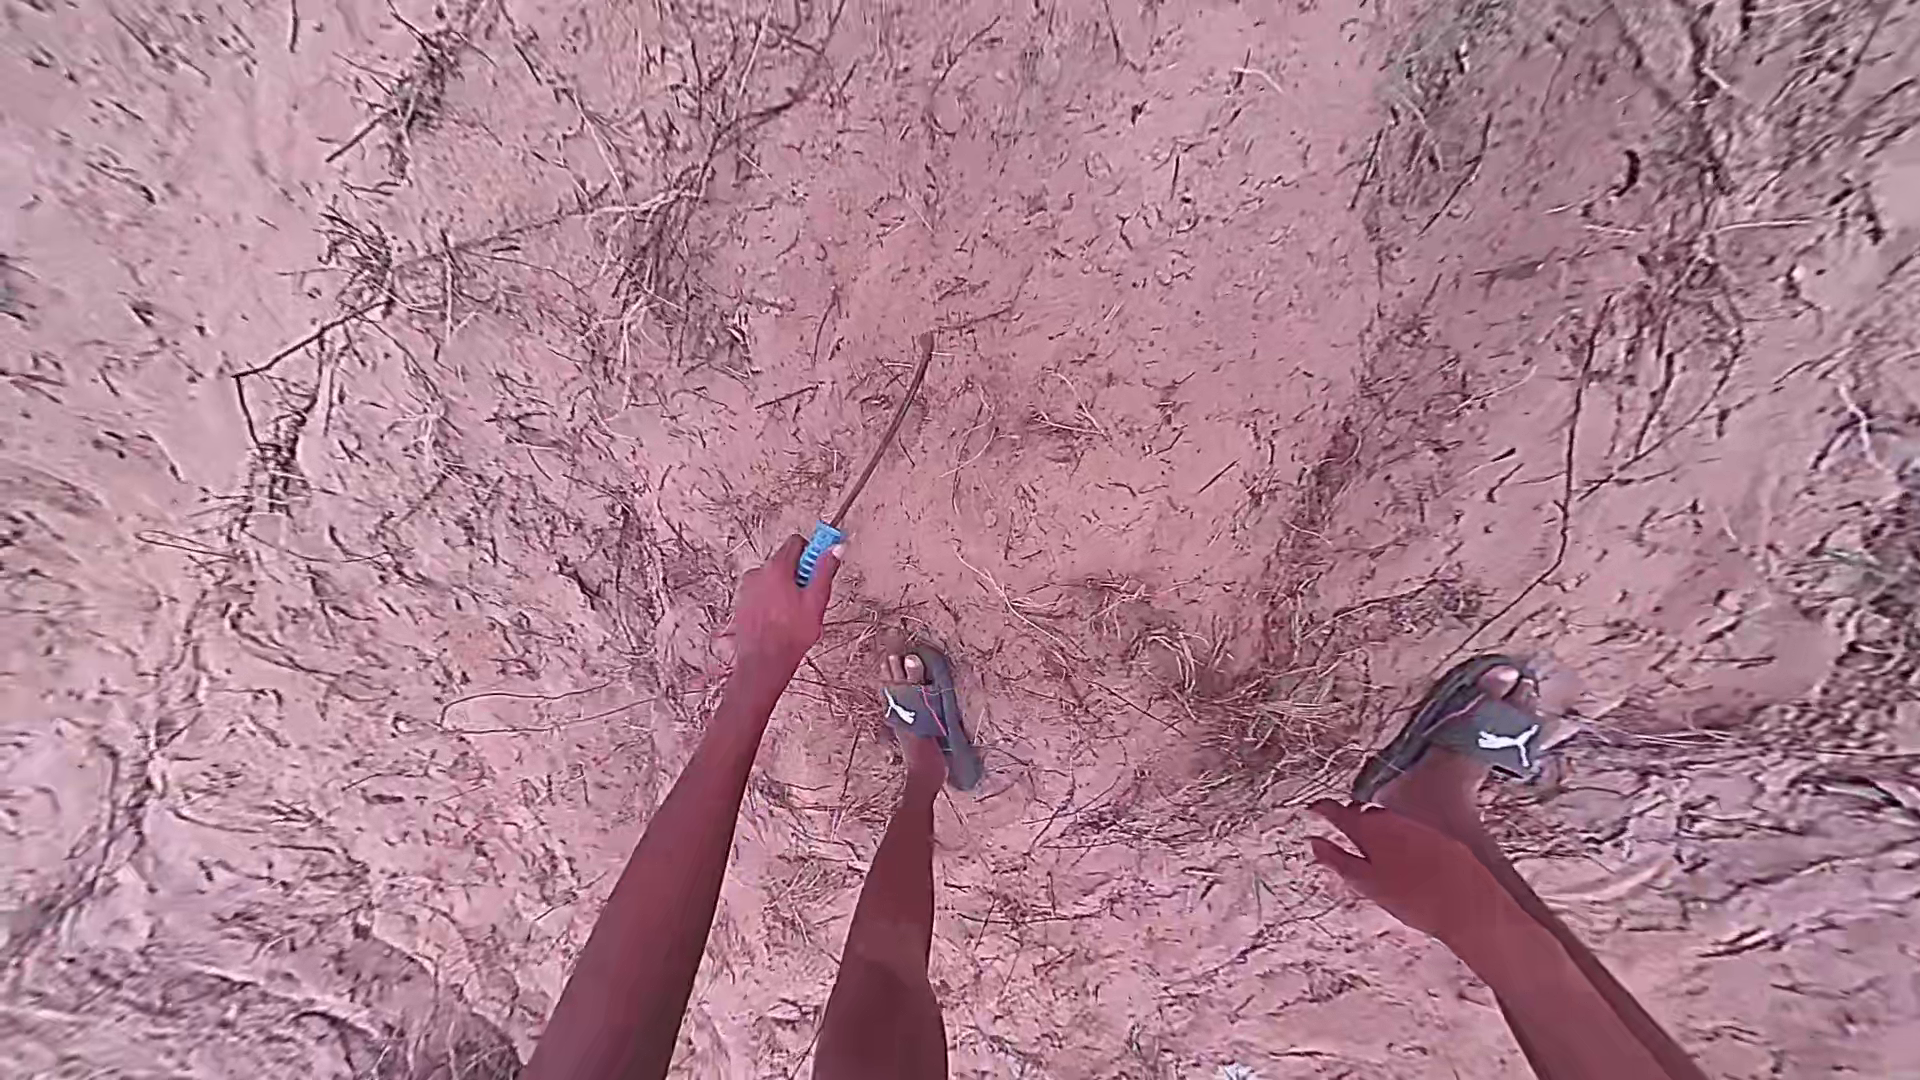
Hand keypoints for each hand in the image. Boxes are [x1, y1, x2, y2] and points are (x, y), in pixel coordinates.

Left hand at [724, 535, 839, 670]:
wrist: (764, 662)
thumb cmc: (790, 634)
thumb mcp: (817, 599)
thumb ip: (825, 570)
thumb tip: (834, 549)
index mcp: (776, 568)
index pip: (797, 542)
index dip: (813, 552)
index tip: (822, 562)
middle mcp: (758, 574)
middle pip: (786, 560)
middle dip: (801, 574)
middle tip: (812, 595)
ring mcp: (748, 589)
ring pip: (775, 578)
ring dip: (787, 588)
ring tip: (797, 611)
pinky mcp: (744, 604)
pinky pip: (764, 592)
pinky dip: (774, 599)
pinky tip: (783, 618)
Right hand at [1307, 800, 1517, 949]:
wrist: (1475, 912)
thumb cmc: (1415, 900)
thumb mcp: (1366, 884)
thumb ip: (1336, 860)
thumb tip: (1314, 842)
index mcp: (1367, 829)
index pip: (1335, 810)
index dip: (1320, 809)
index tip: (1312, 809)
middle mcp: (1391, 820)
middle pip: (1363, 812)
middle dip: (1352, 820)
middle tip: (1345, 835)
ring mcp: (1419, 828)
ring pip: (1390, 821)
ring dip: (1379, 830)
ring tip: (1379, 853)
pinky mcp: (1444, 839)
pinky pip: (1414, 832)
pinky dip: (1405, 840)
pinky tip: (1411, 862)